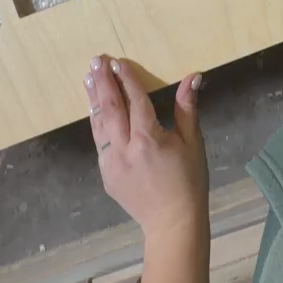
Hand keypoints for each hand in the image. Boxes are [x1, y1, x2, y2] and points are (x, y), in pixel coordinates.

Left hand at [87, 55, 207, 239]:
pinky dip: (97, 122)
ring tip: (89, 77)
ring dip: (94, 99)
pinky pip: (100, 143)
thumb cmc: (189, 180)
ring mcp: (111, 164)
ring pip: (99, 125)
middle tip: (96, 61)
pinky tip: (95, 110)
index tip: (118, 61)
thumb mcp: (193, 142)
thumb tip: (193, 76)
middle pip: (110, 108)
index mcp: (148, 139)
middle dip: (103, 82)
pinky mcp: (106, 175)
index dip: (127, 79)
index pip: (135, 100)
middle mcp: (125, 149)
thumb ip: (187, 107)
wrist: (173, 222)